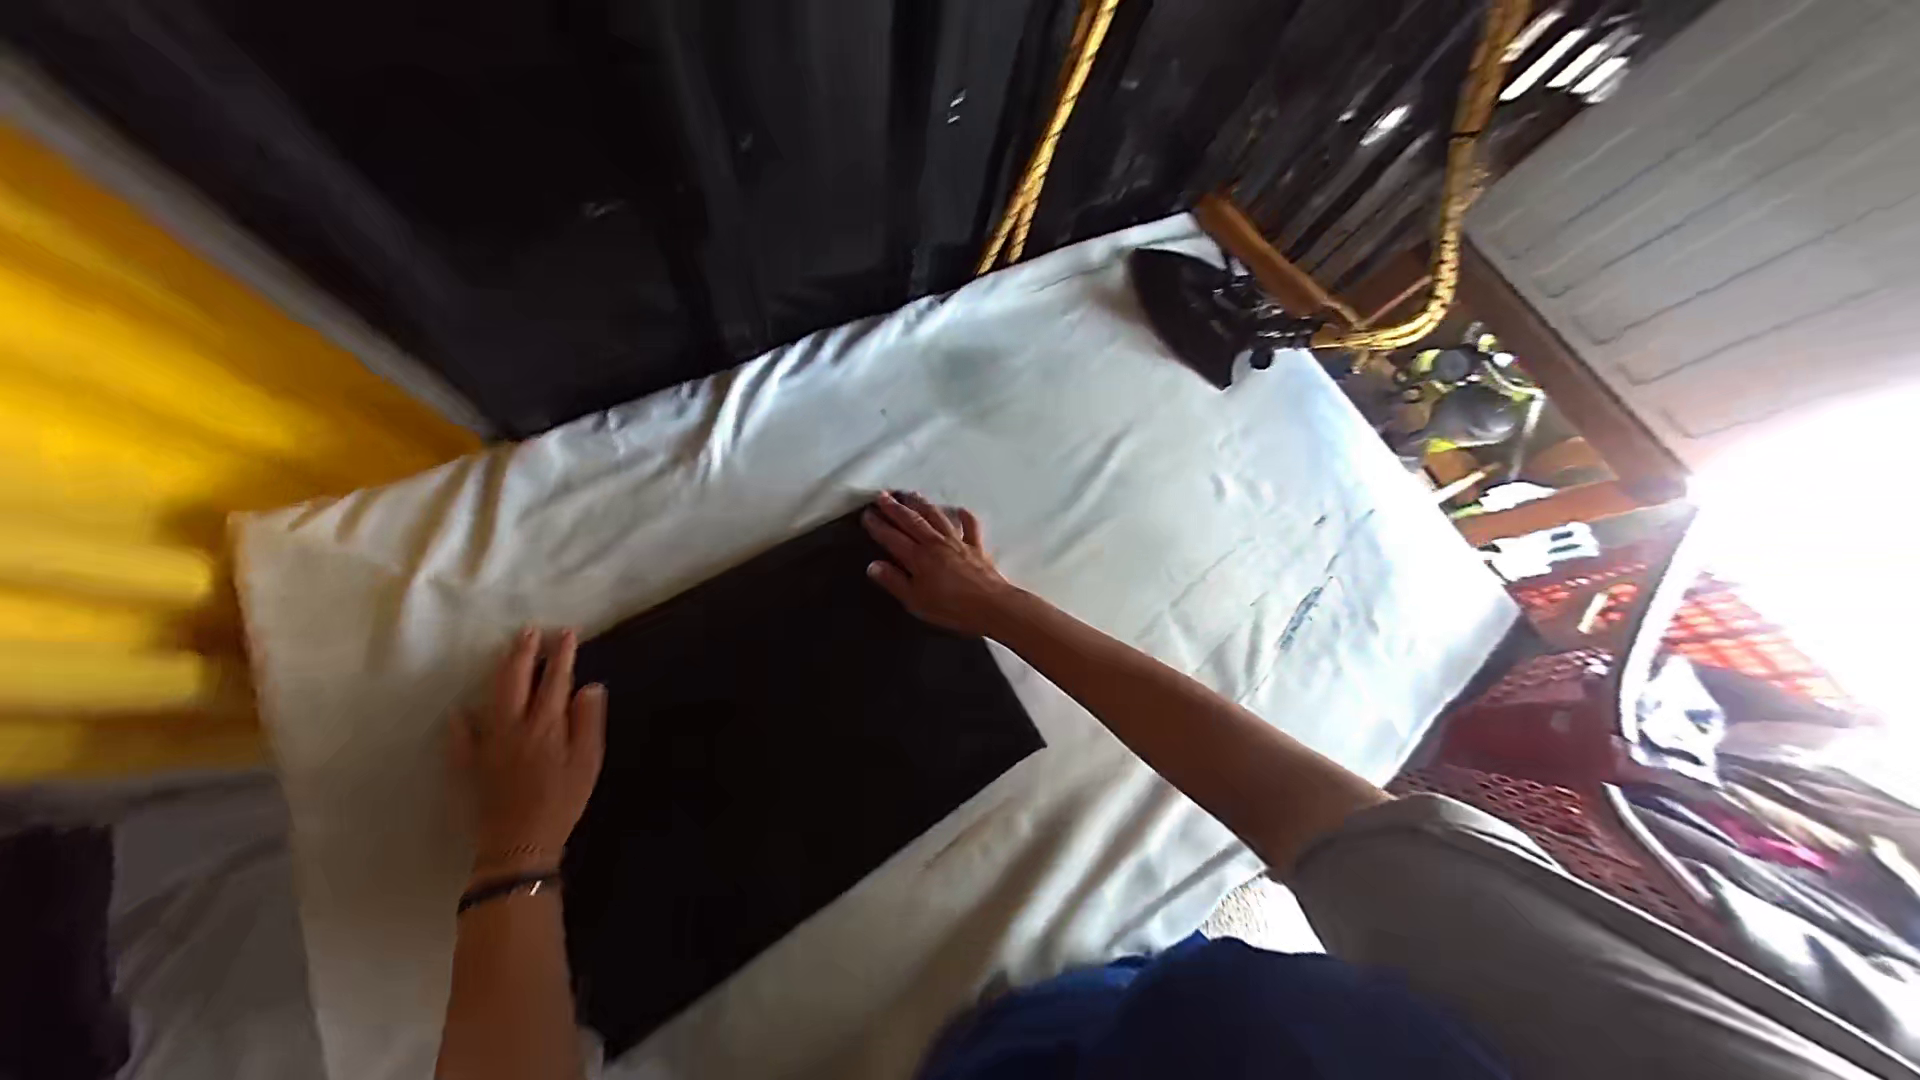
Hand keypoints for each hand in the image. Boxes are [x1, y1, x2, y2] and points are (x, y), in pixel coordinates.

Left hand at [450, 626, 606, 878]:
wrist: (520, 845)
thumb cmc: (563, 801)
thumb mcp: (588, 761)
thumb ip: (588, 722)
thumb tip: (589, 686)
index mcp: (546, 726)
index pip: (556, 680)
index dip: (562, 654)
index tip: (567, 633)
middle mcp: (514, 728)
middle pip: (517, 681)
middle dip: (526, 653)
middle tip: (532, 631)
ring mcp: (488, 745)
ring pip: (491, 699)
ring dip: (500, 672)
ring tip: (508, 654)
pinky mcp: (470, 765)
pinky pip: (461, 737)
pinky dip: (461, 721)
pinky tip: (460, 711)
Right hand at [862, 492, 1023, 637]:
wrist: (990, 606)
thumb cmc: (950, 608)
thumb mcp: (915, 600)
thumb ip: (894, 581)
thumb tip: (873, 565)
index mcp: (918, 557)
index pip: (892, 538)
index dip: (878, 525)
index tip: (866, 514)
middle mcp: (936, 543)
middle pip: (912, 521)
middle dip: (895, 507)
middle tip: (882, 495)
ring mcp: (958, 542)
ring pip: (937, 517)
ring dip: (922, 504)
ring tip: (911, 493)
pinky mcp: (976, 546)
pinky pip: (970, 526)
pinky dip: (964, 516)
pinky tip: (960, 509)